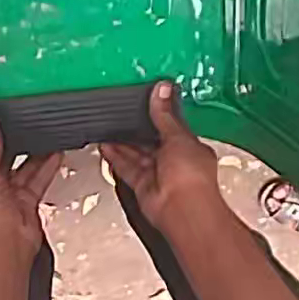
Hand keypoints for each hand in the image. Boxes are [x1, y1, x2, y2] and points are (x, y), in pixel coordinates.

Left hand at [0, 113, 61, 262]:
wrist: (6, 247)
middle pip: (0, 158)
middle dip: (11, 143)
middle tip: (22, 123)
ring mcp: (6, 195)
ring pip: (21, 168)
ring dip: (32, 153)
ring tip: (43, 133)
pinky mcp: (25, 202)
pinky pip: (36, 179)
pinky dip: (46, 166)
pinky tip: (54, 153)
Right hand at [99, 81, 227, 233]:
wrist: (182, 209)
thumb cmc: (192, 177)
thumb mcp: (177, 136)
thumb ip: (164, 114)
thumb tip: (163, 90)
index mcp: (190, 148)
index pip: (172, 127)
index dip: (159, 116)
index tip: (146, 103)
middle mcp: (175, 162)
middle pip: (151, 142)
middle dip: (137, 130)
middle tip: (122, 114)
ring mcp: (158, 175)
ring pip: (137, 155)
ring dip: (122, 143)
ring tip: (108, 127)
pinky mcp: (143, 186)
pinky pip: (127, 168)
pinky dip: (116, 158)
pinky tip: (106, 146)